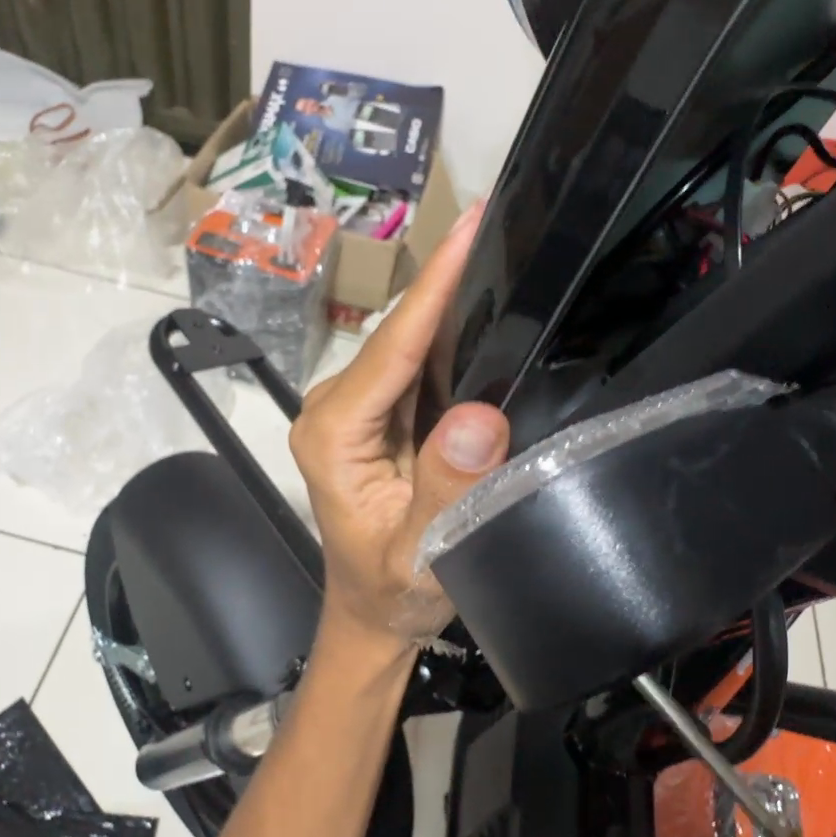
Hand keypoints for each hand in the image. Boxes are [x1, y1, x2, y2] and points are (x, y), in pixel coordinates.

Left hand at [289, 202, 510, 658]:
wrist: (374, 613)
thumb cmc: (392, 591)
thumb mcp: (420, 554)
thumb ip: (445, 488)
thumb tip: (478, 415)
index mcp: (332, 435)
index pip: (391, 349)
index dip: (432, 287)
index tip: (469, 227)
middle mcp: (334, 409)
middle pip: (399, 334)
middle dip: (446, 279)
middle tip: (503, 222)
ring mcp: (354, 409)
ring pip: (408, 344)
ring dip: (451, 300)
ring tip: (500, 248)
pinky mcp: (377, 416)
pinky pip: (416, 367)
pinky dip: (450, 337)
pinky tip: (484, 308)